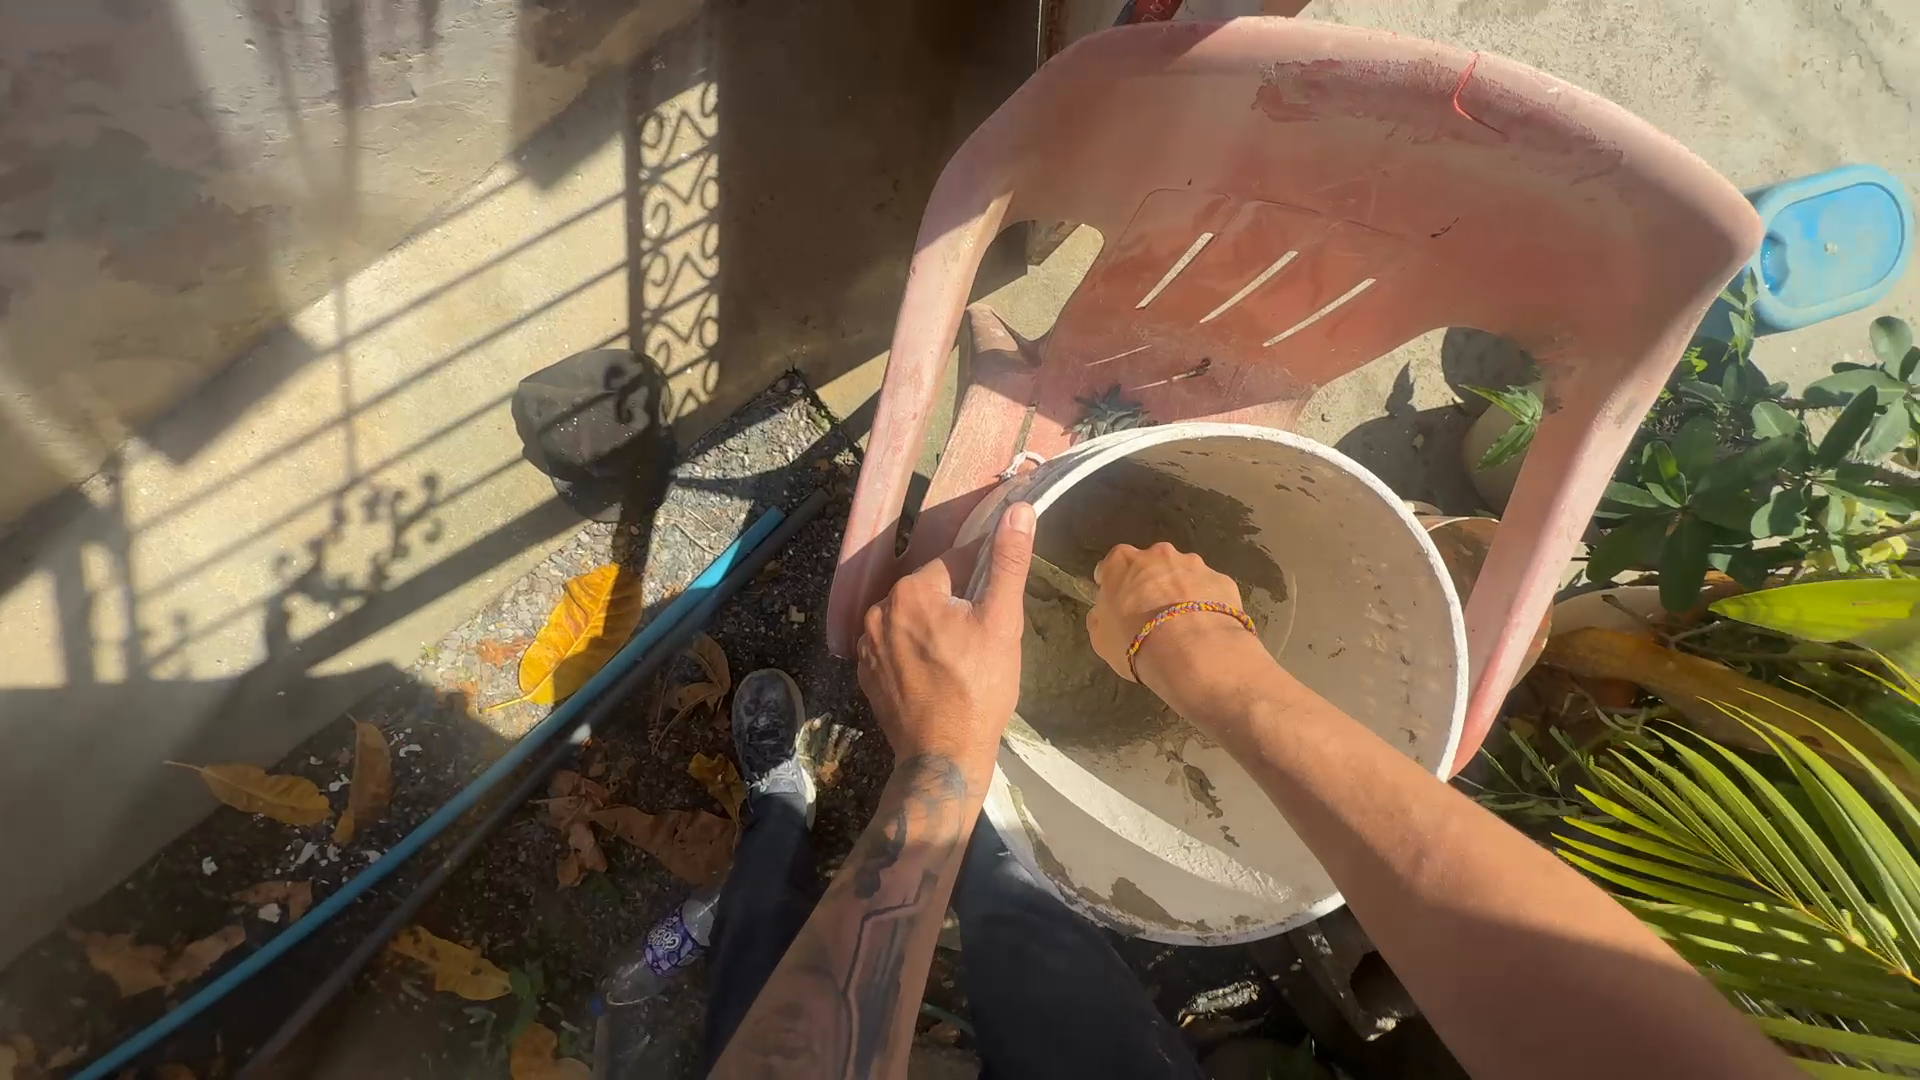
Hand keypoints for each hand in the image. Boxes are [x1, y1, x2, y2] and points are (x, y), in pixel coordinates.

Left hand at [856, 503, 1035, 768]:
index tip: (997, 608)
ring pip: (911, 616)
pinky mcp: (865, 672)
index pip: (955, 563)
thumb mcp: (1002, 622)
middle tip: (981, 638)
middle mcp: (879, 609)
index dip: (983, 581)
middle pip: (930, 589)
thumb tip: (1020, 509)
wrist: (944, 756)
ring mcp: (867, 643)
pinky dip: (913, 650)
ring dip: (934, 626)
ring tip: (960, 657)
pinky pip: (894, 644)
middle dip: (956, 604)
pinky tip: (936, 673)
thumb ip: (1008, 562)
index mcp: (912, 590)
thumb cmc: (980, 687)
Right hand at [1087, 542, 1247, 686]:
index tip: (1116, 604)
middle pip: (1149, 566)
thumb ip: (1101, 616)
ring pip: (1182, 575)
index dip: (1112, 585)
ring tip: (1182, 624)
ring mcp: (1194, 564)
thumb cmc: (1135, 641)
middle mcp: (1158, 554)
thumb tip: (1104, 612)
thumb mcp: (1101, 636)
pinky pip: (1208, 590)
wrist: (1192, 652)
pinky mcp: (1222, 580)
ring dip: (1179, 591)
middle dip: (1149, 584)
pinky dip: (1206, 604)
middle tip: (1150, 614)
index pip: (1110, 566)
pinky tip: (1205, 628)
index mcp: (1122, 561)